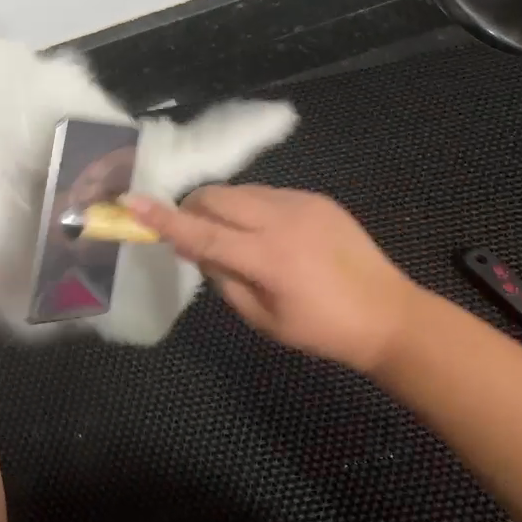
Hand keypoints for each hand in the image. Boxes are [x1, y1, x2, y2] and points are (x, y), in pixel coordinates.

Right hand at [126, 186, 420, 372]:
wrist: (391, 316)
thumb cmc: (322, 330)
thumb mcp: (263, 320)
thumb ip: (222, 280)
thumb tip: (196, 249)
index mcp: (268, 259)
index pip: (201, 234)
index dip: (163, 218)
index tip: (130, 201)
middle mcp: (281, 221)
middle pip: (215, 198)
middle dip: (192, 208)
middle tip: (190, 233)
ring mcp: (301, 203)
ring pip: (238, 190)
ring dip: (221, 207)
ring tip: (235, 237)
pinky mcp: (316, 198)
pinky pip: (265, 193)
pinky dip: (250, 208)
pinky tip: (266, 234)